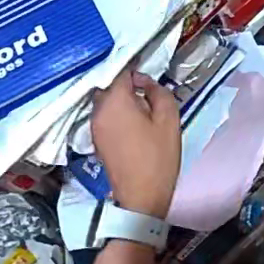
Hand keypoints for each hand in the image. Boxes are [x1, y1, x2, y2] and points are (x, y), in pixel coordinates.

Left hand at [90, 71, 180, 218]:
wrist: (141, 195)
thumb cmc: (158, 157)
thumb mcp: (169, 119)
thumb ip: (158, 92)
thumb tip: (145, 82)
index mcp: (114, 101)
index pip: (120, 70)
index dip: (135, 67)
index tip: (150, 72)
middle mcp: (98, 110)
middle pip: (110, 85)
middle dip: (127, 84)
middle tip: (149, 92)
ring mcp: (94, 125)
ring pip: (107, 101)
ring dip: (122, 99)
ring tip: (143, 108)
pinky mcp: (96, 139)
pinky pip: (106, 116)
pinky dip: (117, 113)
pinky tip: (134, 123)